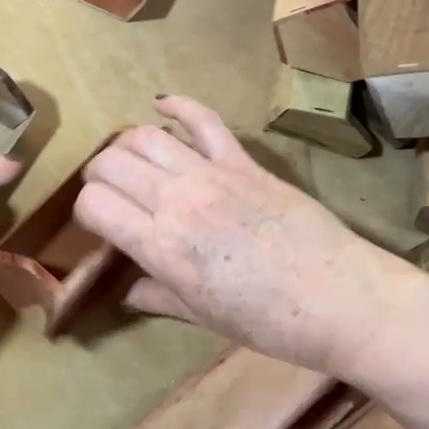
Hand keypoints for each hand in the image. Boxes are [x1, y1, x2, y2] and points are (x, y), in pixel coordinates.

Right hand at [73, 95, 428, 377]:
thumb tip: (127, 289)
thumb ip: (158, 295)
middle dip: (97, 175)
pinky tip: (161, 106)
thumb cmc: (270, 322)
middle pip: (110, 164)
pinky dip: (177, 105)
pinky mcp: (243, 161)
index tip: (97, 223)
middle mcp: (177, 202)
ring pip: (144, 137)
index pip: (94, 205)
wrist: (344, 301)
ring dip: (125, 144)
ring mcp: (211, 175)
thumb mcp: (203, 316)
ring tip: (128, 159)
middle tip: (106, 191)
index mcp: (162, 247)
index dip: (85, 210)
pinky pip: (203, 120)